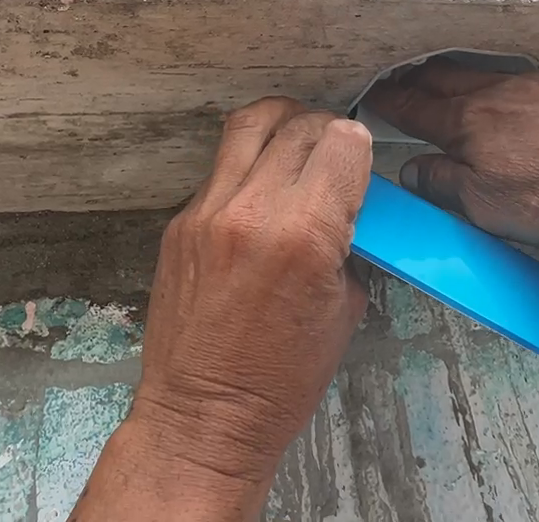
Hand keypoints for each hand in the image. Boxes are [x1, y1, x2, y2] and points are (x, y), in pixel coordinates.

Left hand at [72, 99, 373, 520]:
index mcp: (305, 234)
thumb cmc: (283, 378)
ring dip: (281, 123)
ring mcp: (209, 210)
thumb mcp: (345, 307)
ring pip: (250, 123)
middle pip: (299, 124)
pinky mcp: (180, 220)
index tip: (358, 157)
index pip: (341, 142)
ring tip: (294, 141)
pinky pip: (221, 166)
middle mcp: (254, 209)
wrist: (203, 416)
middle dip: (325, 129)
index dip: (357, 144)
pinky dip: (248, 163)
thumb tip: (346, 199)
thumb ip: (348, 239)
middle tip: (332, 151)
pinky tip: (258, 190)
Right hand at [363, 59, 538, 247]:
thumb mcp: (489, 207)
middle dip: (414, 79)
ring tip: (442, 80)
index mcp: (467, 123)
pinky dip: (498, 82)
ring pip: (479, 73)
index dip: (388, 103)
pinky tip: (510, 96)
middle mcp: (494, 93)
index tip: (371, 97)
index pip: (413, 108)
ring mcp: (533, 84)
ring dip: (453, 76)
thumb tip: (413, 170)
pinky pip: (518, 78)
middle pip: (441, 79)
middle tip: (397, 80)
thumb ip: (444, 185)